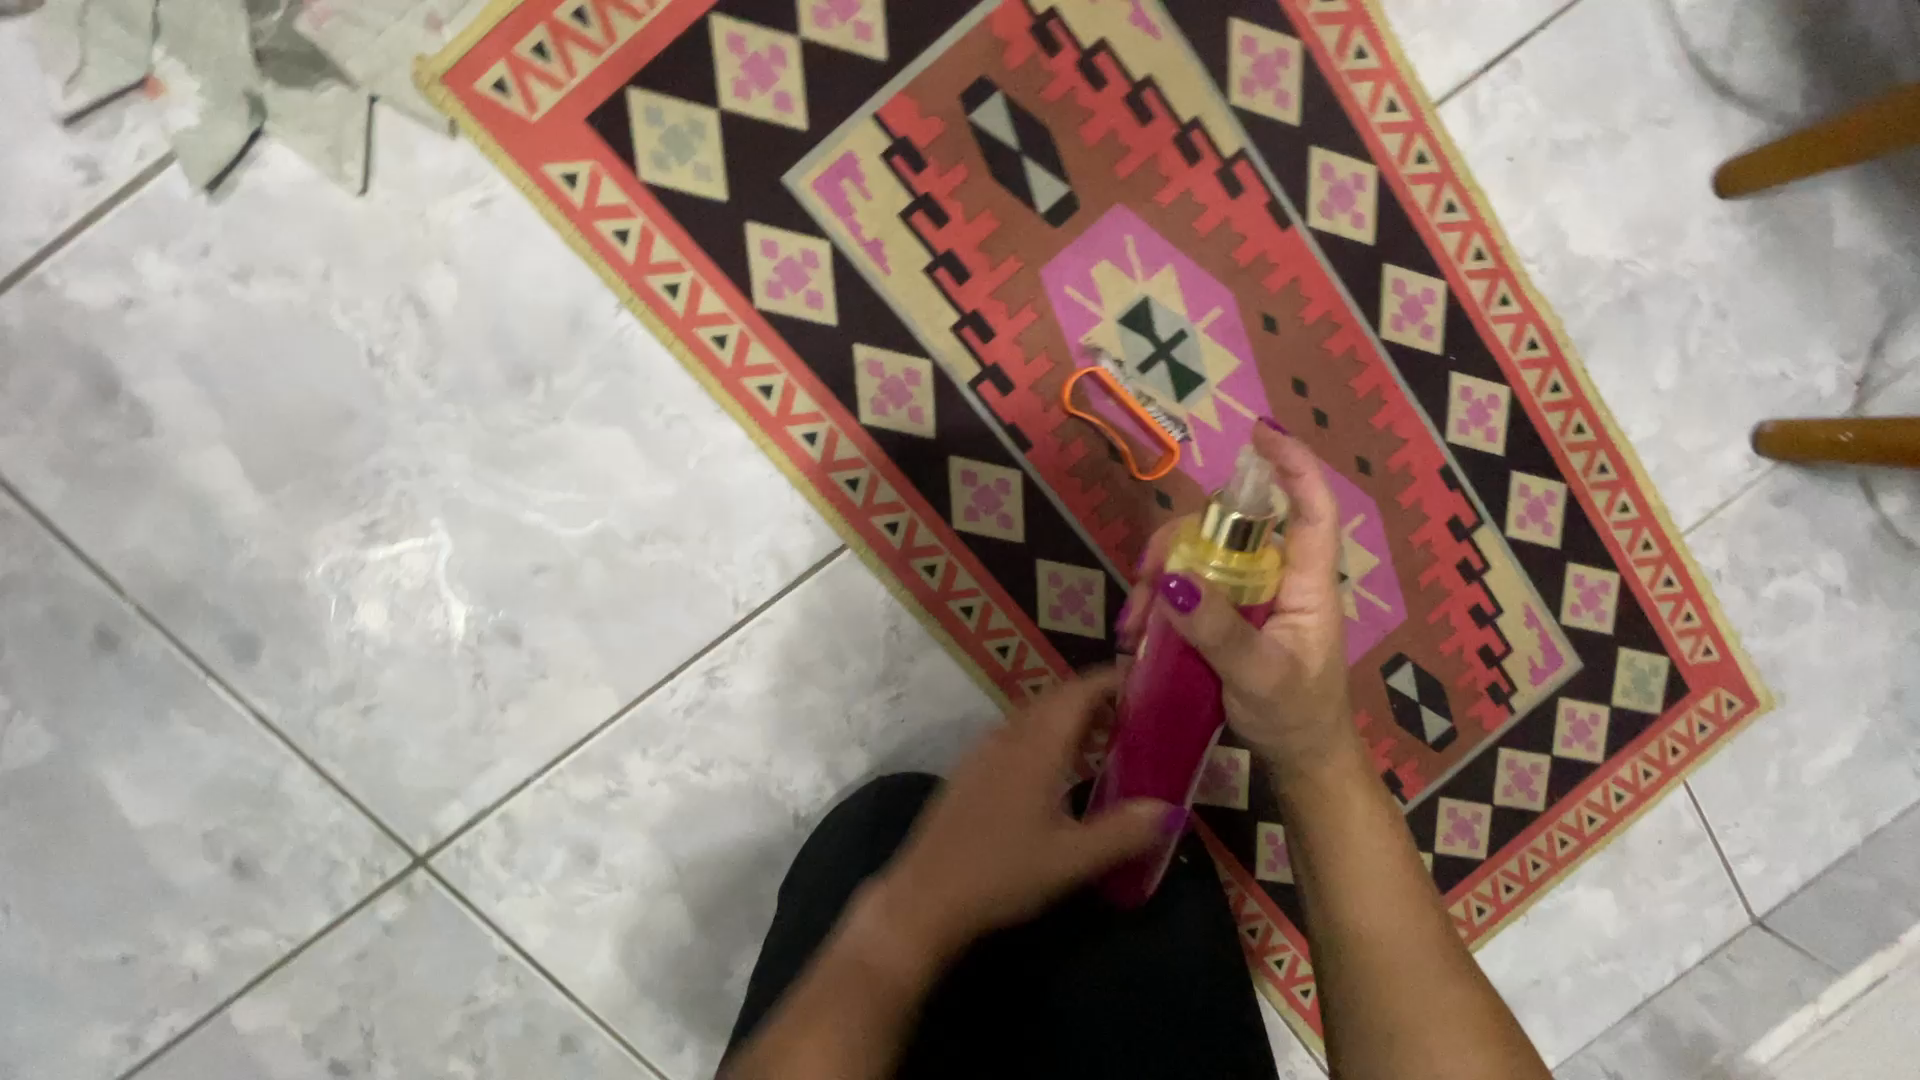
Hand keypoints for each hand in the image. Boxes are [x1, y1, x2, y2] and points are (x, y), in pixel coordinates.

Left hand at [866, 671, 1181, 961]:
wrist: (925, 895)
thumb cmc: (1002, 873)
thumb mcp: (1071, 859)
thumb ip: (1124, 832)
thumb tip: (1171, 809)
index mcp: (1036, 746)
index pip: (1078, 691)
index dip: (1111, 681)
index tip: (1145, 684)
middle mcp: (1008, 736)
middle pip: (1056, 698)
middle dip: (1096, 699)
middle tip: (1135, 718)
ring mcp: (984, 751)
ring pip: (1034, 716)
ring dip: (1070, 719)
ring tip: (1104, 742)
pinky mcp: (970, 770)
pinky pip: (1016, 734)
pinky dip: (1046, 736)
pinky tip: (1057, 771)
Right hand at [1119, 425, 1355, 780]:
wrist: (1296, 757)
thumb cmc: (1296, 715)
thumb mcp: (1260, 677)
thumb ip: (1220, 633)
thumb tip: (1172, 580)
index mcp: (1306, 583)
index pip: (1310, 509)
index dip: (1292, 466)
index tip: (1259, 434)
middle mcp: (1276, 577)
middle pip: (1229, 527)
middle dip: (1179, 541)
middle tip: (1144, 580)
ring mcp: (1248, 595)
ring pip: (1198, 555)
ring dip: (1158, 578)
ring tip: (1133, 623)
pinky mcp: (1225, 614)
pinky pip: (1186, 587)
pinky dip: (1157, 602)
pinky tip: (1137, 630)